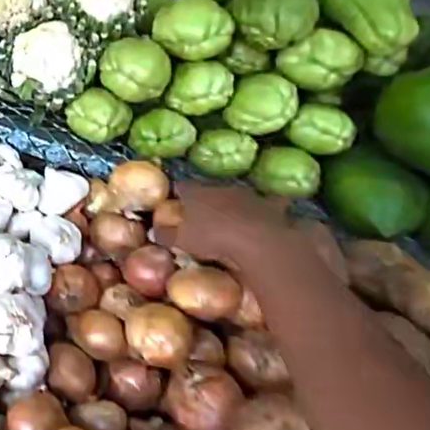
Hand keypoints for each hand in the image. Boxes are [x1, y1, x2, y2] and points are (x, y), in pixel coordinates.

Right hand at [154, 182, 344, 285]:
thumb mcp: (181, 240)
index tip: (174, 201)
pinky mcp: (274, 209)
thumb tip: (154, 230)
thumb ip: (166, 234)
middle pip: (212, 190)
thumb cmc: (213, 238)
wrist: (258, 242)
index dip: (177, 194)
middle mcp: (224, 189)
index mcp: (199, 193)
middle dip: (209, 200)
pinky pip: (272, 207)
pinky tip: (270, 220)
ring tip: (238, 218)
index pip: (183, 187)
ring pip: (243, 195)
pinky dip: (271, 212)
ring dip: (240, 204)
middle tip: (204, 214)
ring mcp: (251, 197)